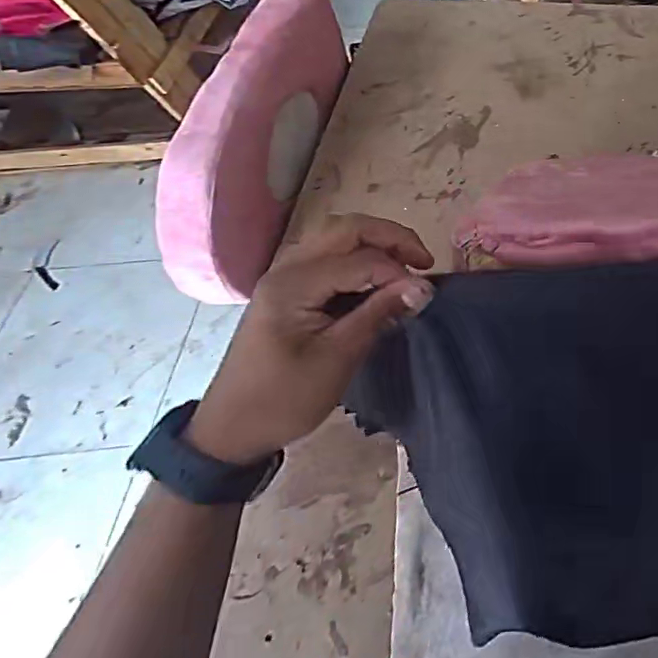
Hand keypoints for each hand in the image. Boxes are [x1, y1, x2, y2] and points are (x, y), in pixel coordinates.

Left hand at [185, 215, 435, 465]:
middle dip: (393, 238)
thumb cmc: (285, 397)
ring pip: (338, 236)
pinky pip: (330, 255)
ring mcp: (285, 276)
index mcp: (293, 285)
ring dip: (378, 243)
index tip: (424, 299)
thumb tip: (424, 286)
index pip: (361, 259)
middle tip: (425, 263)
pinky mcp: (290, 288)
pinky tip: (380, 279)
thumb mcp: (339, 357)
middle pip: (347, 228)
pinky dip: (361, 256)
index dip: (399, 273)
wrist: (233, 429)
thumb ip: (379, 313)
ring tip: (407, 268)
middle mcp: (286, 269)